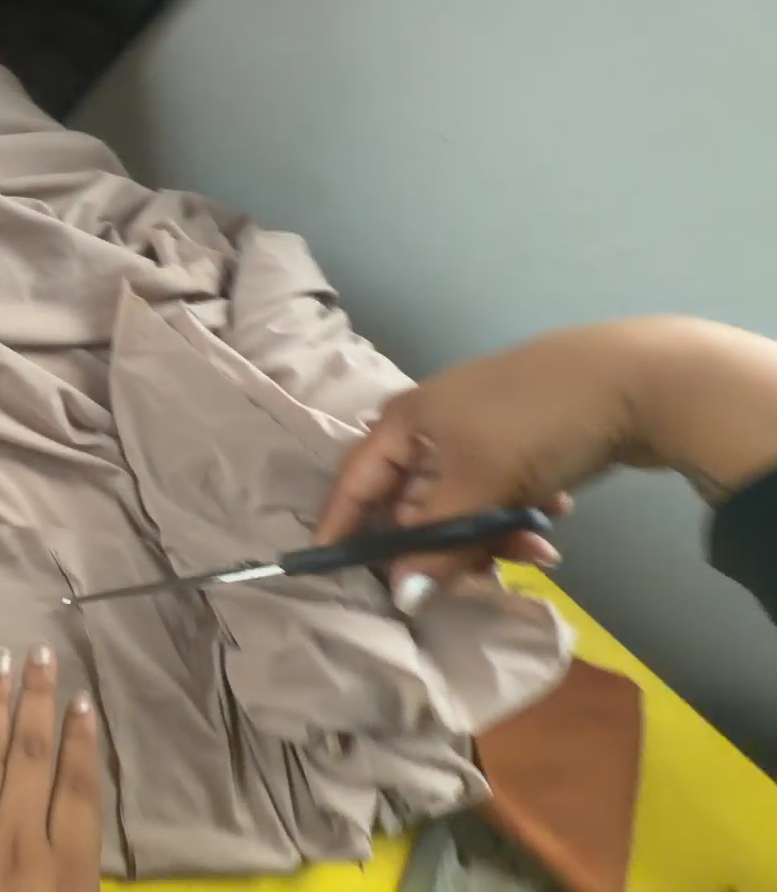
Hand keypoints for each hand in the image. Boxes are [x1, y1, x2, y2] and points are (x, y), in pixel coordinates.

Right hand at [312, 324, 651, 609]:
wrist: (647, 376)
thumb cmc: (534, 421)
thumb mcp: (482, 484)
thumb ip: (437, 543)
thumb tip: (403, 598)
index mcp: (401, 423)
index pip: (355, 481)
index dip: (341, 521)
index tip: (327, 562)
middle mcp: (426, 426)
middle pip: (413, 499)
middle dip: (442, 539)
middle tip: (477, 572)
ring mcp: (473, 432)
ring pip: (460, 500)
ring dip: (490, 532)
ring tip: (538, 551)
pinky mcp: (516, 440)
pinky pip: (496, 490)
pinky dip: (516, 512)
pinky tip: (552, 515)